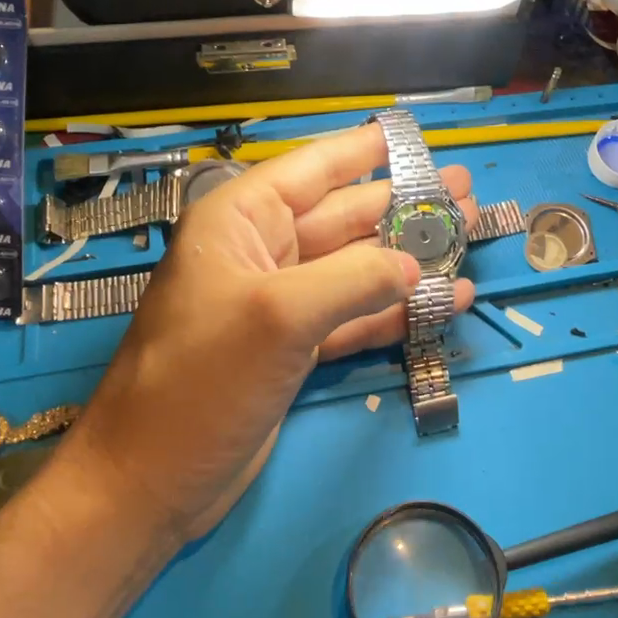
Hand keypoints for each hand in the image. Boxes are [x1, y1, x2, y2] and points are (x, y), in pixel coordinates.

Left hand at [65, 126, 475, 541]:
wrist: (148, 482)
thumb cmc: (200, 381)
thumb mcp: (278, 317)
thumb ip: (354, 280)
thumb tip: (417, 265)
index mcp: (241, 222)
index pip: (312, 169)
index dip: (363, 149)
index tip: (411, 134)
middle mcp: (263, 254)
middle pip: (345, 216)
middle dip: (404, 205)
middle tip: (465, 192)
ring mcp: (281, 305)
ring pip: (357, 268)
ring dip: (411, 256)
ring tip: (468, 237)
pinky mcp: (295, 350)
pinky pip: (356, 317)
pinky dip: (397, 311)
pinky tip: (447, 301)